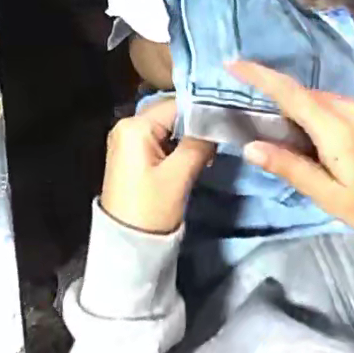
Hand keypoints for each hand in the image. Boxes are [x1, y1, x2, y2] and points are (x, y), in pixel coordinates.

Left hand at [100, 97, 215, 234]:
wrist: (126, 247)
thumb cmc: (151, 208)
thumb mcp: (179, 175)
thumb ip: (199, 144)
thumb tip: (217, 125)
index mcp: (134, 125)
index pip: (175, 106)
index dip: (202, 112)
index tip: (227, 121)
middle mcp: (127, 125)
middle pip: (170, 114)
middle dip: (195, 125)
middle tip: (221, 137)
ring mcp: (127, 140)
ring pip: (166, 128)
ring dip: (188, 137)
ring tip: (211, 150)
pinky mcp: (131, 155)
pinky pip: (158, 140)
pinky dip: (176, 146)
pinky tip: (195, 157)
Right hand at [230, 60, 353, 255]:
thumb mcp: (331, 198)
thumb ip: (290, 168)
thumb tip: (251, 147)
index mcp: (339, 129)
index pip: (291, 93)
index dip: (260, 75)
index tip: (233, 64)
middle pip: (307, 95)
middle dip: (282, 102)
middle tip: (268, 129)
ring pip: (326, 100)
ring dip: (306, 111)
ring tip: (301, 144)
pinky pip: (344, 106)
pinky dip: (327, 115)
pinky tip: (330, 142)